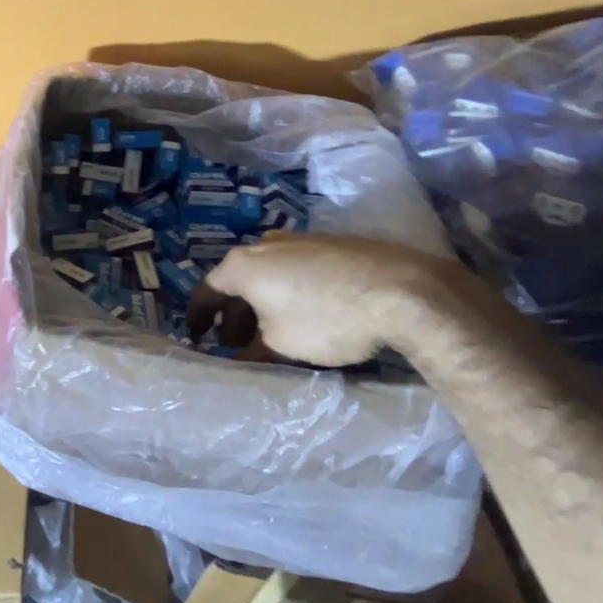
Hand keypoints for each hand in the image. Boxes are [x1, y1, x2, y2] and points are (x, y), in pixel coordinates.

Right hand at [187, 234, 461, 365]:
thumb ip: (251, 353)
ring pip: (271, 274)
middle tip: (236, 342)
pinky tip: (309, 314)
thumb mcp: (280, 347)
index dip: (198, 317)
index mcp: (242, 265)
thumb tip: (238, 362)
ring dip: (265, 302)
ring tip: (273, 331)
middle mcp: (266, 245)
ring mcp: (303, 240)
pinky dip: (292, 292)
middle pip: (239, 281)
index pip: (206, 291)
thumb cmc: (327, 319)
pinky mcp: (336, 245)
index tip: (197, 336)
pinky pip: (299, 270)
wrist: (405, 292)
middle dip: (235, 314)